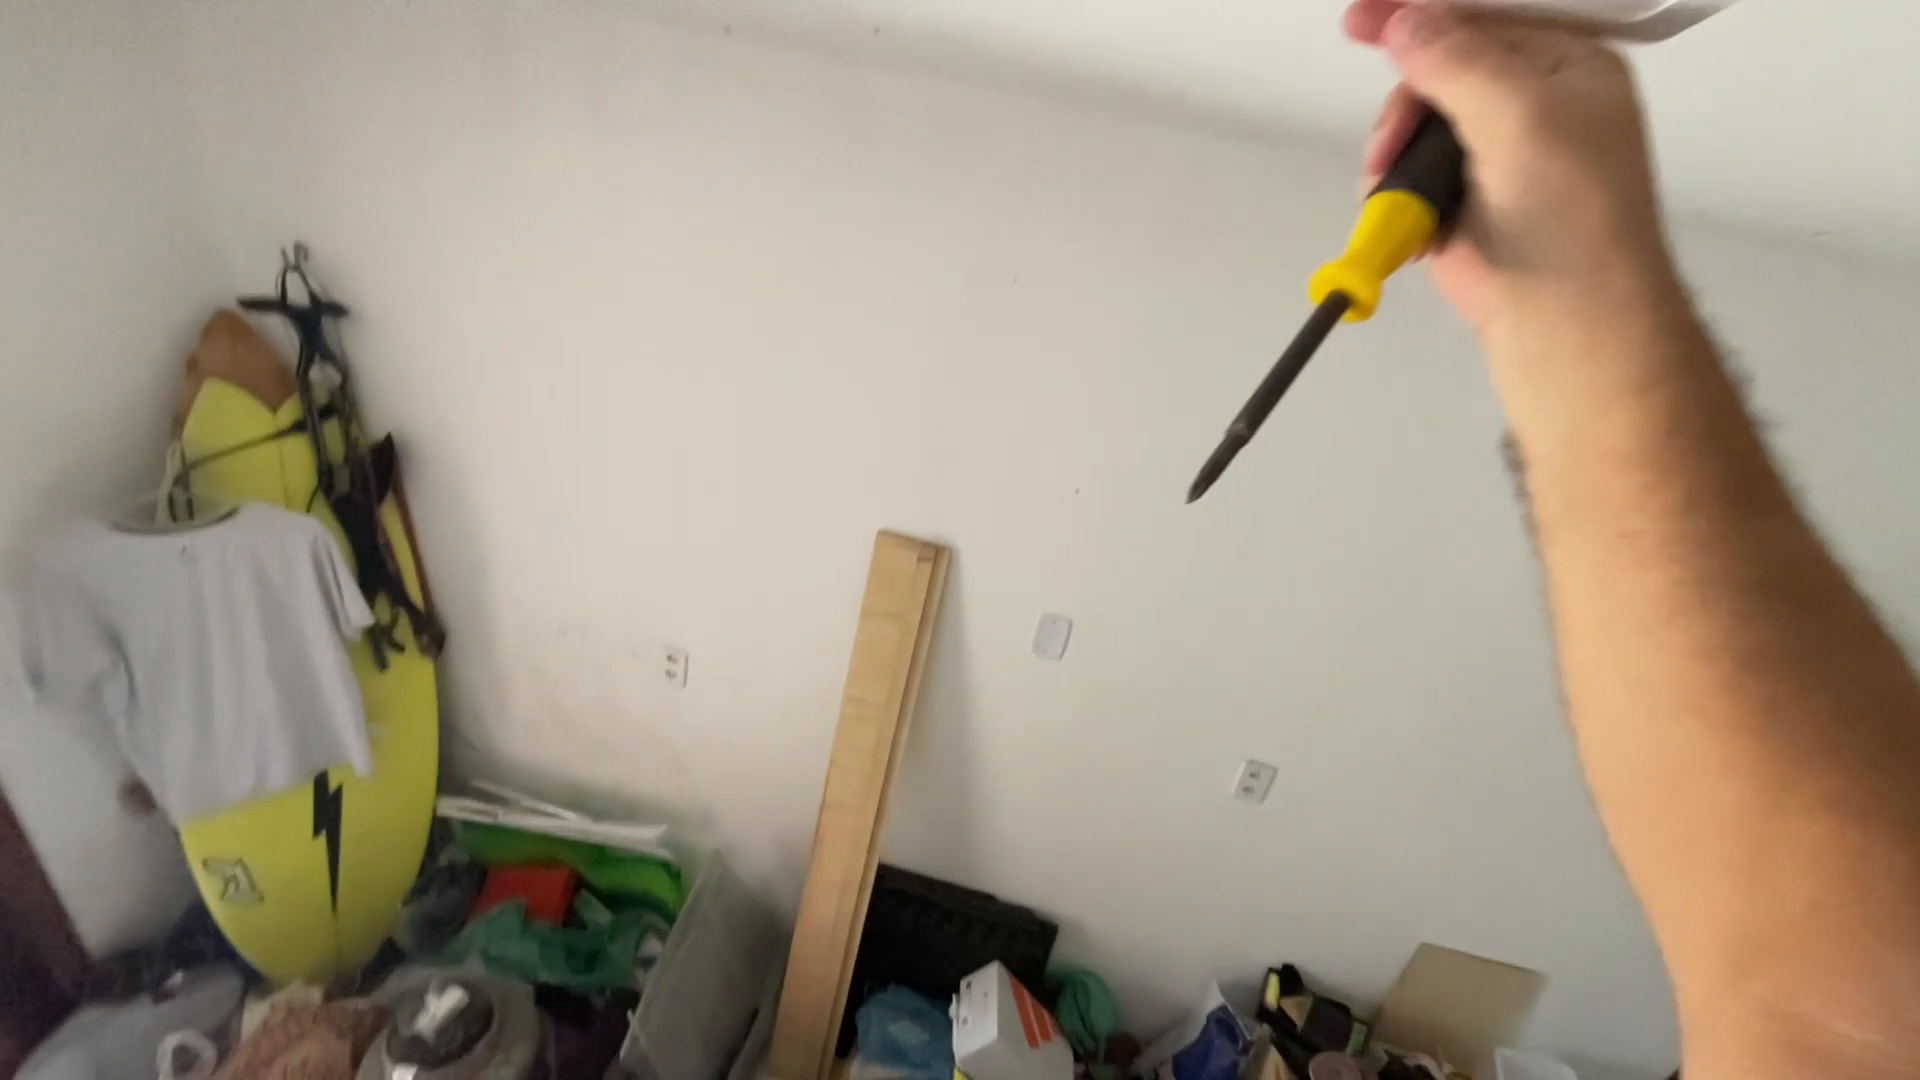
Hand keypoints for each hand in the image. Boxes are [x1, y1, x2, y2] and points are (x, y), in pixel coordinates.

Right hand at [1345, 0, 1674, 337]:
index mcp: (1561, 63)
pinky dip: (1391, 192)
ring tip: (1391, 190)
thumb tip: (1403, 22)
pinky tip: (1398, 213)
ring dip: (1392, 157)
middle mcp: (1523, 101)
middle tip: (1386, 147)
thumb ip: (1459, 65)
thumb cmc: (1563, 211)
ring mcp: (1484, 153)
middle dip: (1403, 108)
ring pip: (1412, 128)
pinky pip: (1404, 174)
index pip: (1484, 16)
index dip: (1422, 13)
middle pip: (1437, 73)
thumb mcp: (1520, 119)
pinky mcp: (1451, 198)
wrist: (1553, 311)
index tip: (1361, 17)